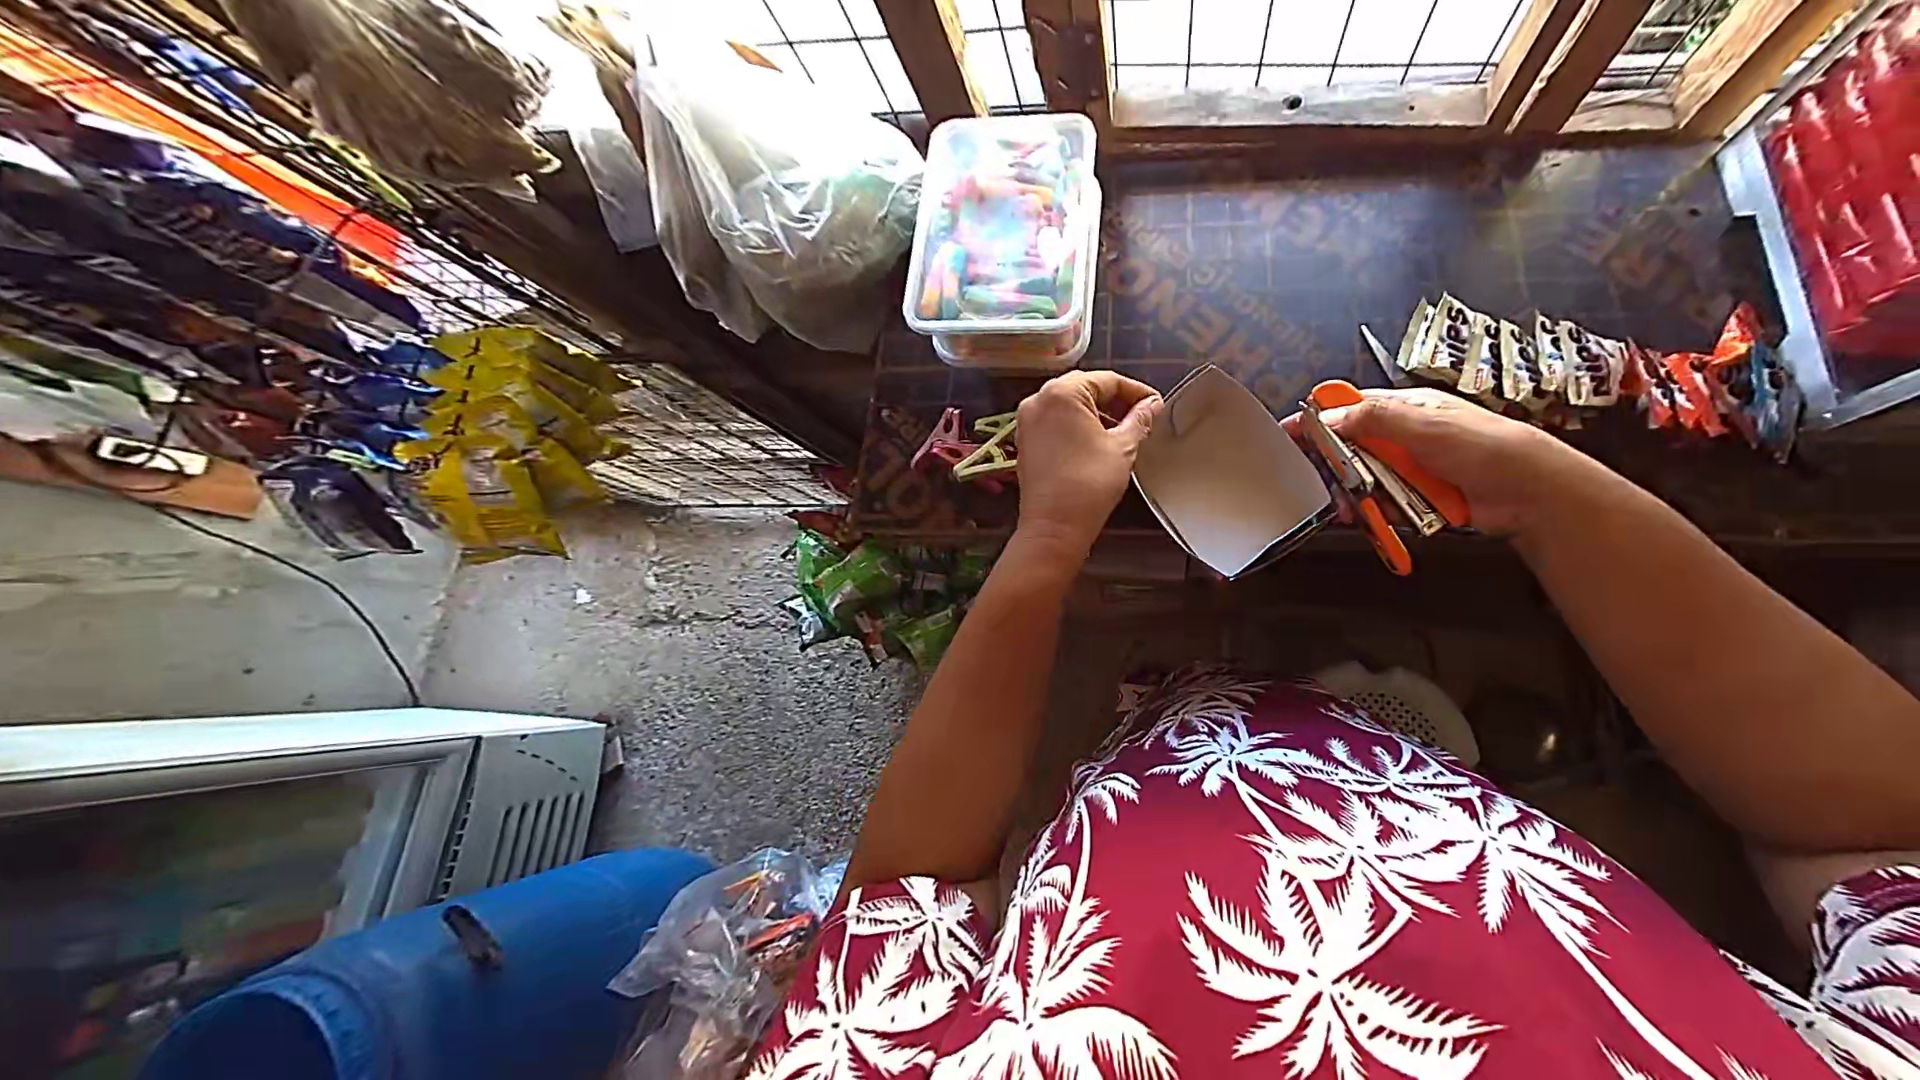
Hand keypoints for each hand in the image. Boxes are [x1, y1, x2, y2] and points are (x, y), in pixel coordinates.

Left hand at [1013, 371, 1162, 558]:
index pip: (1108, 380)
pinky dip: (1077, 426)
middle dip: (1116, 401)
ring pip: (1069, 405)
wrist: (1053, 526)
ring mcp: (1027, 421)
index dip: (1136, 391)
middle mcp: (1038, 399)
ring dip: (1097, 413)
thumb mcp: (1122, 447)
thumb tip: (1151, 406)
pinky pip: (1055, 422)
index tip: (1156, 406)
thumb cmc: (1089, 485)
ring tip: (1123, 432)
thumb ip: (1139, 420)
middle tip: (1142, 418)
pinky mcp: (1025, 441)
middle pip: (1085, 388)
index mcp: (1062, 392)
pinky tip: (1097, 443)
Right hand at [1304, 387, 1603, 537]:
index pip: (1346, 408)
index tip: (1289, 434)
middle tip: (1327, 480)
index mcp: (1404, 409)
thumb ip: (1375, 418)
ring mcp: (1406, 468)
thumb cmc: (1492, 449)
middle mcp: (1401, 437)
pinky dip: (1372, 512)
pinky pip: (1377, 504)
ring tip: (1356, 508)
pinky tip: (1374, 518)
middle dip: (1334, 467)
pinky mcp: (1410, 496)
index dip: (1316, 419)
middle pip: (1346, 449)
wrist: (1532, 496)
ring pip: (1359, 480)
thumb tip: (1330, 415)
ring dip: (1354, 495)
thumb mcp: (1427, 426)